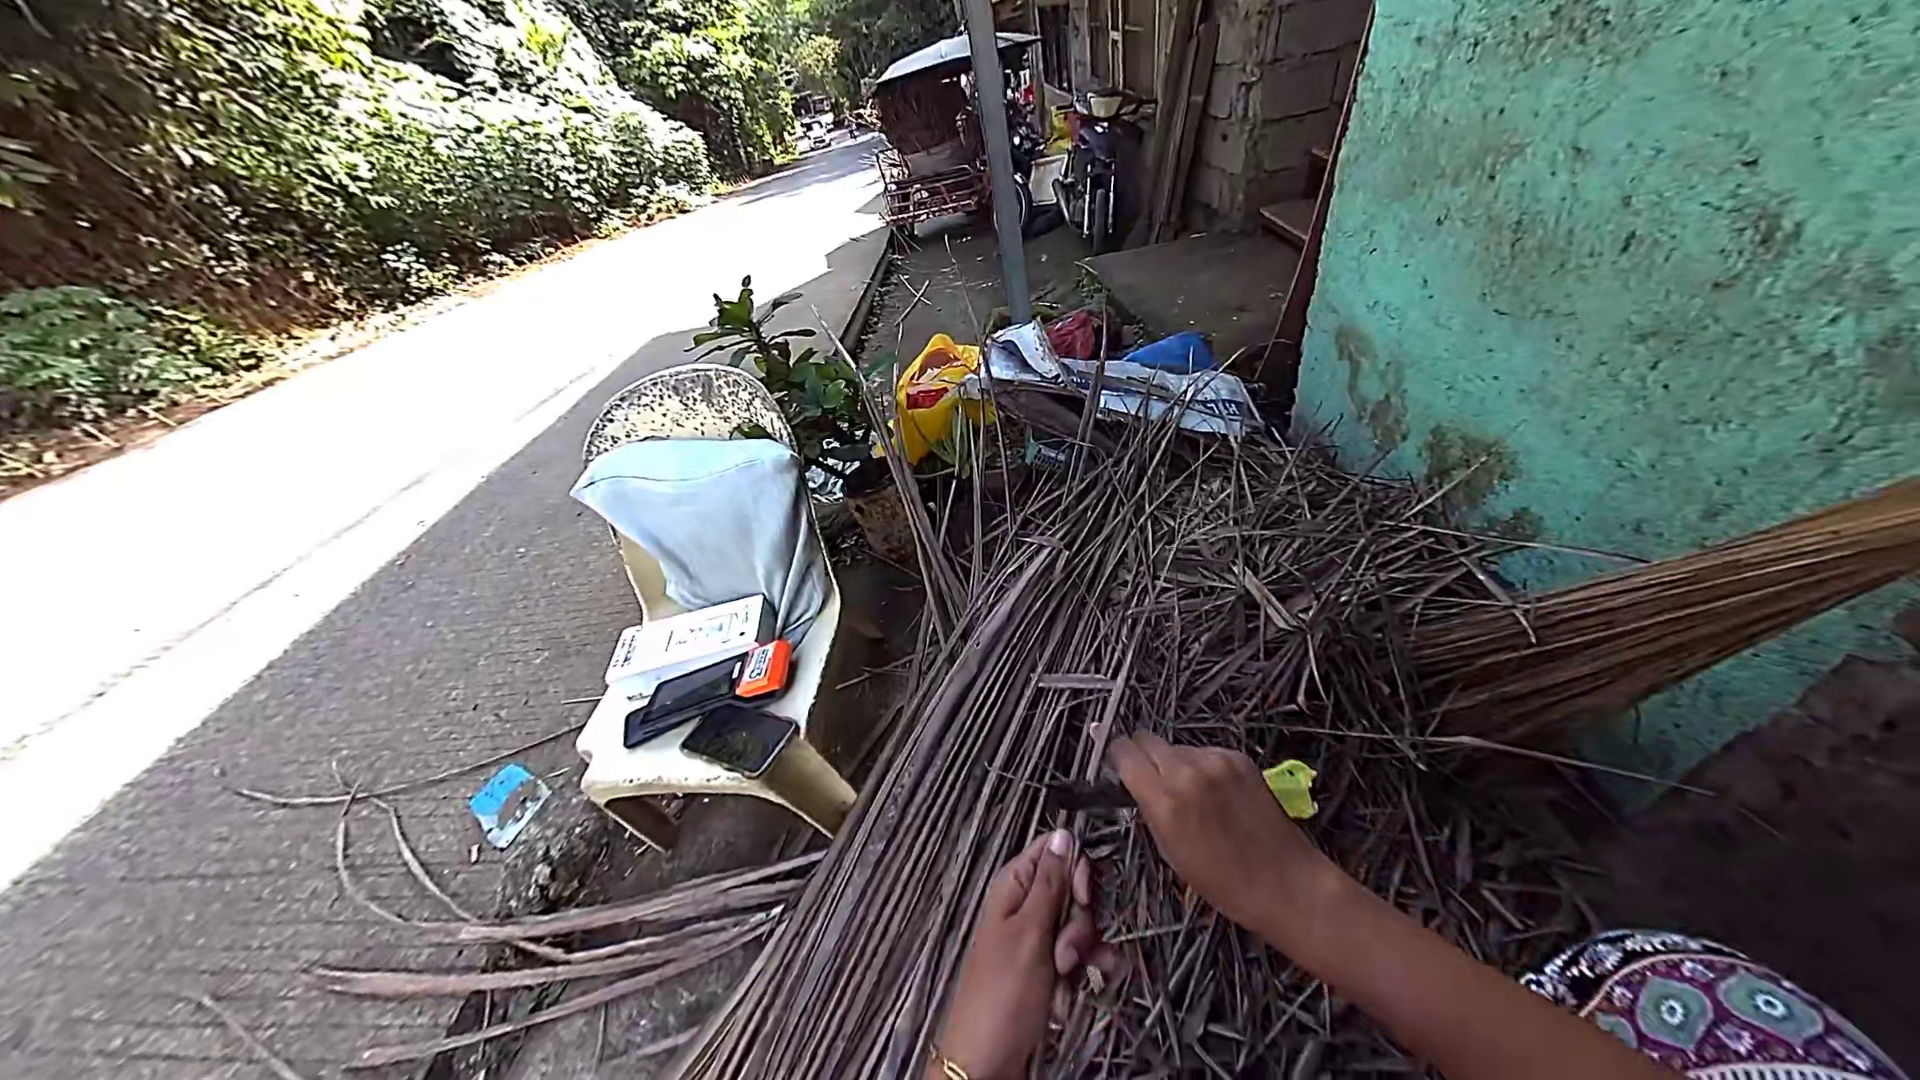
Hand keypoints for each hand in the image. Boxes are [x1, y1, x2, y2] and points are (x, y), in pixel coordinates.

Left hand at [934, 829, 1113, 1079]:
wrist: (990, 1062)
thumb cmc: (1001, 996)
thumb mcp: (1029, 933)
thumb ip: (1050, 882)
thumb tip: (1063, 833)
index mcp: (1015, 885)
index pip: (1055, 851)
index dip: (1076, 869)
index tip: (1082, 896)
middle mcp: (1028, 905)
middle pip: (1073, 889)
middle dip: (1079, 921)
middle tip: (1064, 949)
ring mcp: (1040, 937)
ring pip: (1081, 924)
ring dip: (1083, 951)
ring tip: (1065, 977)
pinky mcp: (1051, 966)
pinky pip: (1082, 954)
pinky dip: (1088, 970)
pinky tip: (1086, 985)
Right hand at [1106, 731, 1334, 932]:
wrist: (1286, 883)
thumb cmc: (1224, 880)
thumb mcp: (1169, 849)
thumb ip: (1147, 807)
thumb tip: (1130, 779)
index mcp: (1164, 799)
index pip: (1123, 751)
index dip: (1115, 755)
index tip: (1113, 759)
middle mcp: (1187, 772)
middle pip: (1145, 739)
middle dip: (1141, 754)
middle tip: (1149, 777)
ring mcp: (1215, 761)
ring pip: (1175, 746)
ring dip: (1173, 762)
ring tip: (1190, 794)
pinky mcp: (1238, 758)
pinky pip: (1204, 751)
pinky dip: (1201, 766)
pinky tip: (1214, 793)